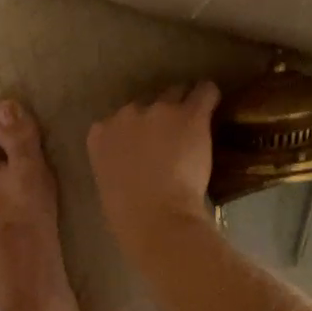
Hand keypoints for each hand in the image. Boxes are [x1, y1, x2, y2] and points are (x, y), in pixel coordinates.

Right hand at [87, 81, 221, 259]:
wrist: (155, 217)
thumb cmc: (126, 213)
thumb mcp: (108, 182)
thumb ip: (116, 161)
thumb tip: (134, 160)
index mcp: (100, 133)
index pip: (115, 119)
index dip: (132, 131)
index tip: (141, 145)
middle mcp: (126, 114)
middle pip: (146, 103)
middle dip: (157, 118)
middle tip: (169, 140)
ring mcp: (159, 110)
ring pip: (176, 94)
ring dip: (183, 108)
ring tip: (192, 127)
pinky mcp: (191, 114)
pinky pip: (205, 92)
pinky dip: (208, 98)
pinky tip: (211, 108)